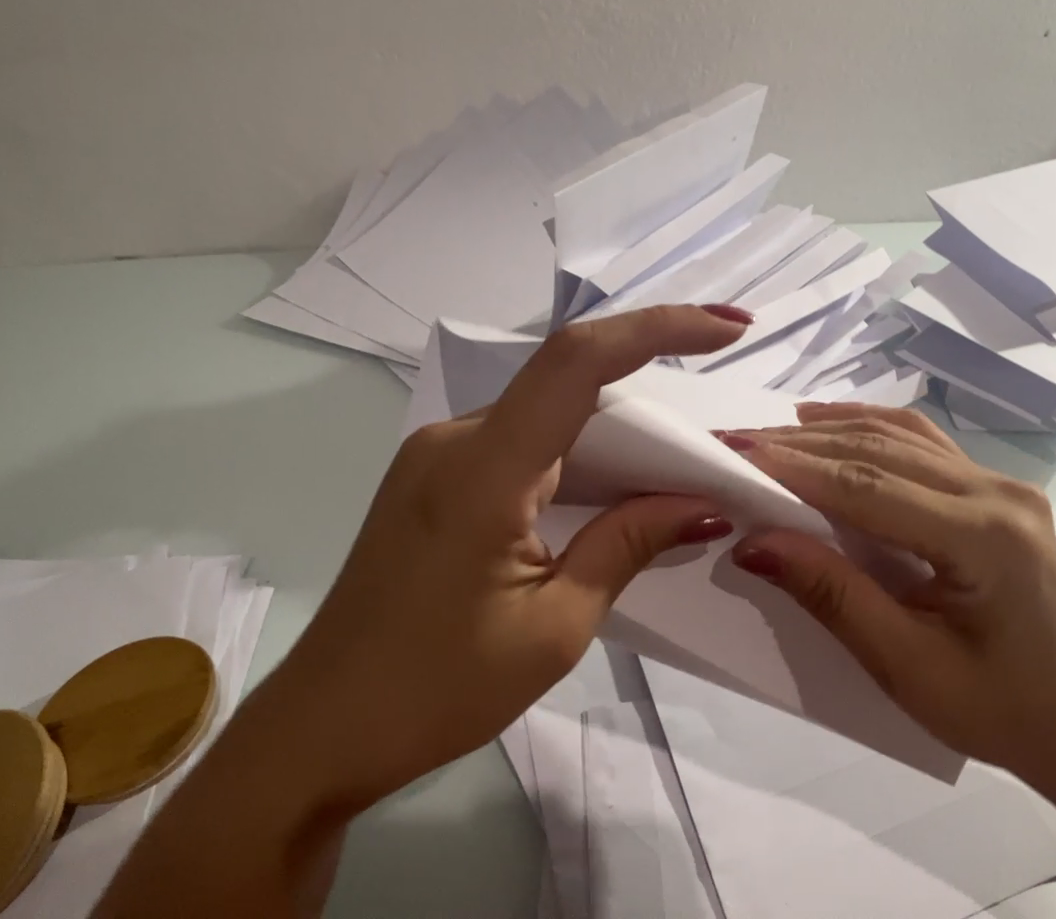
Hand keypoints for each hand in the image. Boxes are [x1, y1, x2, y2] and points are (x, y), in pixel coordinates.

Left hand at [277, 304, 750, 811]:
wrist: (325, 727)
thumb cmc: (438, 690)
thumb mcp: (554, 627)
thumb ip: (627, 546)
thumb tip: (704, 504)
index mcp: (482, 469)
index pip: (578, 362)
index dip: (660, 328)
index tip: (730, 329)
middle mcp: (454, 440)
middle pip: (567, 384)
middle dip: (651, 390)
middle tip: (718, 436)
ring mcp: (436, 456)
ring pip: (545, 415)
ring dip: (615, 432)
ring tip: (680, 470)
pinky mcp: (433, 479)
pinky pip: (519, 445)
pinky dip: (576, 457)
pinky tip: (615, 491)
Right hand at [721, 403, 1055, 775]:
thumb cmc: (989, 706)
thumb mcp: (904, 665)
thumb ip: (831, 595)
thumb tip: (753, 542)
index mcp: (987, 540)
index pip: (871, 488)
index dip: (796, 469)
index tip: (733, 454)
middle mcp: (1001, 494)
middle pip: (880, 452)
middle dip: (799, 446)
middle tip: (732, 440)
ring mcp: (1002, 483)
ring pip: (897, 437)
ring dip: (826, 432)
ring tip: (763, 434)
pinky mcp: (993, 486)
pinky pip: (919, 442)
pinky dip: (865, 428)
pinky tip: (822, 422)